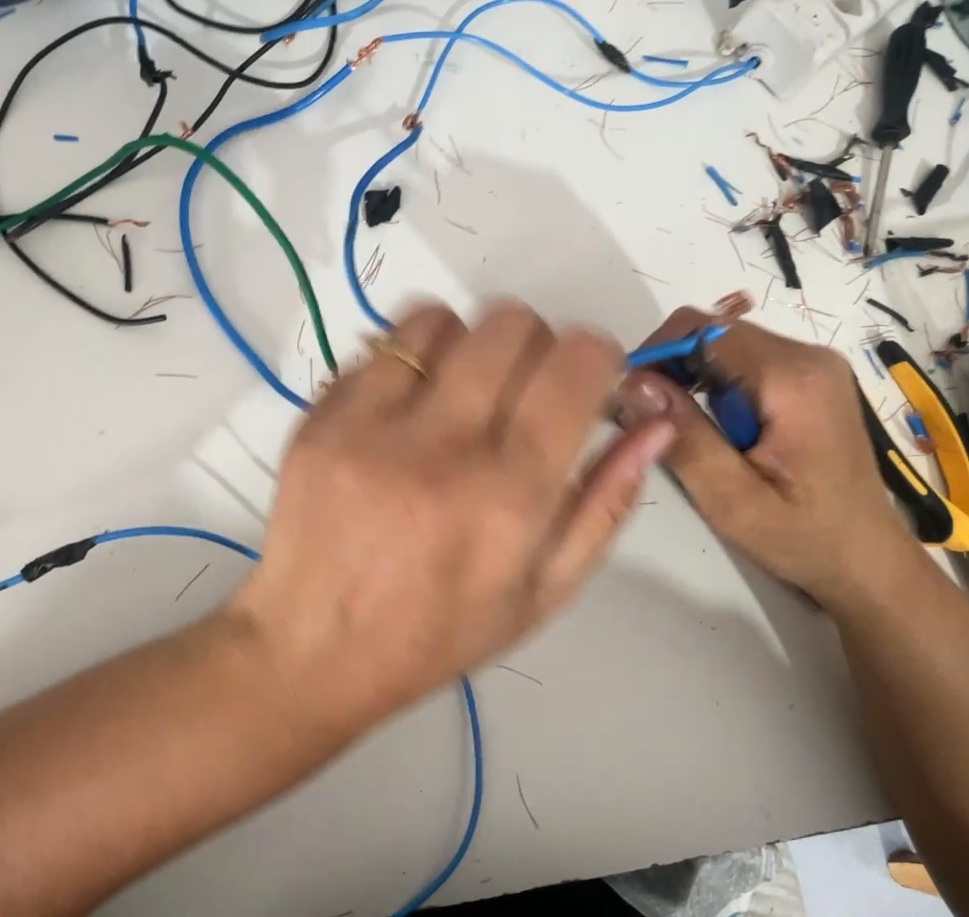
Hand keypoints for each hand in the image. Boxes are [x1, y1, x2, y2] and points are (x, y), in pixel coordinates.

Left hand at [226, 301, 677, 732]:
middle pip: (508, 324)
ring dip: (466, 343)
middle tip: (522, 387)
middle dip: (535, 342)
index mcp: (509, 495)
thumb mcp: (544, 591)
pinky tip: (403, 411)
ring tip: (459, 391)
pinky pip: (378, 349)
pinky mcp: (319, 419)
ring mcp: (368, 427)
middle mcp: (440, 447)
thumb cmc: (441, 632)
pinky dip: (406, 363)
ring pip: (438, 320)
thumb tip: (653, 423)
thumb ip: (606, 502)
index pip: (574, 366)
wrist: (316, 649)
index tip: (586, 380)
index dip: (596, 355)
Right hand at [613, 307, 922, 607]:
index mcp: (793, 378)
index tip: (629, 398)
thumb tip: (633, 384)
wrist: (866, 559)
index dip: (655, 353)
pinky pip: (745, 362)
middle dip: (671, 369)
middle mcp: (809, 356)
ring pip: (725, 345)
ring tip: (683, 433)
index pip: (702, 329)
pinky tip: (716, 431)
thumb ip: (684, 437)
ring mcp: (814, 365)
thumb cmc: (803, 536)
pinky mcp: (811, 379)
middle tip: (650, 423)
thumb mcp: (732, 499)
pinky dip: (716, 386)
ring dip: (692, 380)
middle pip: (713, 332)